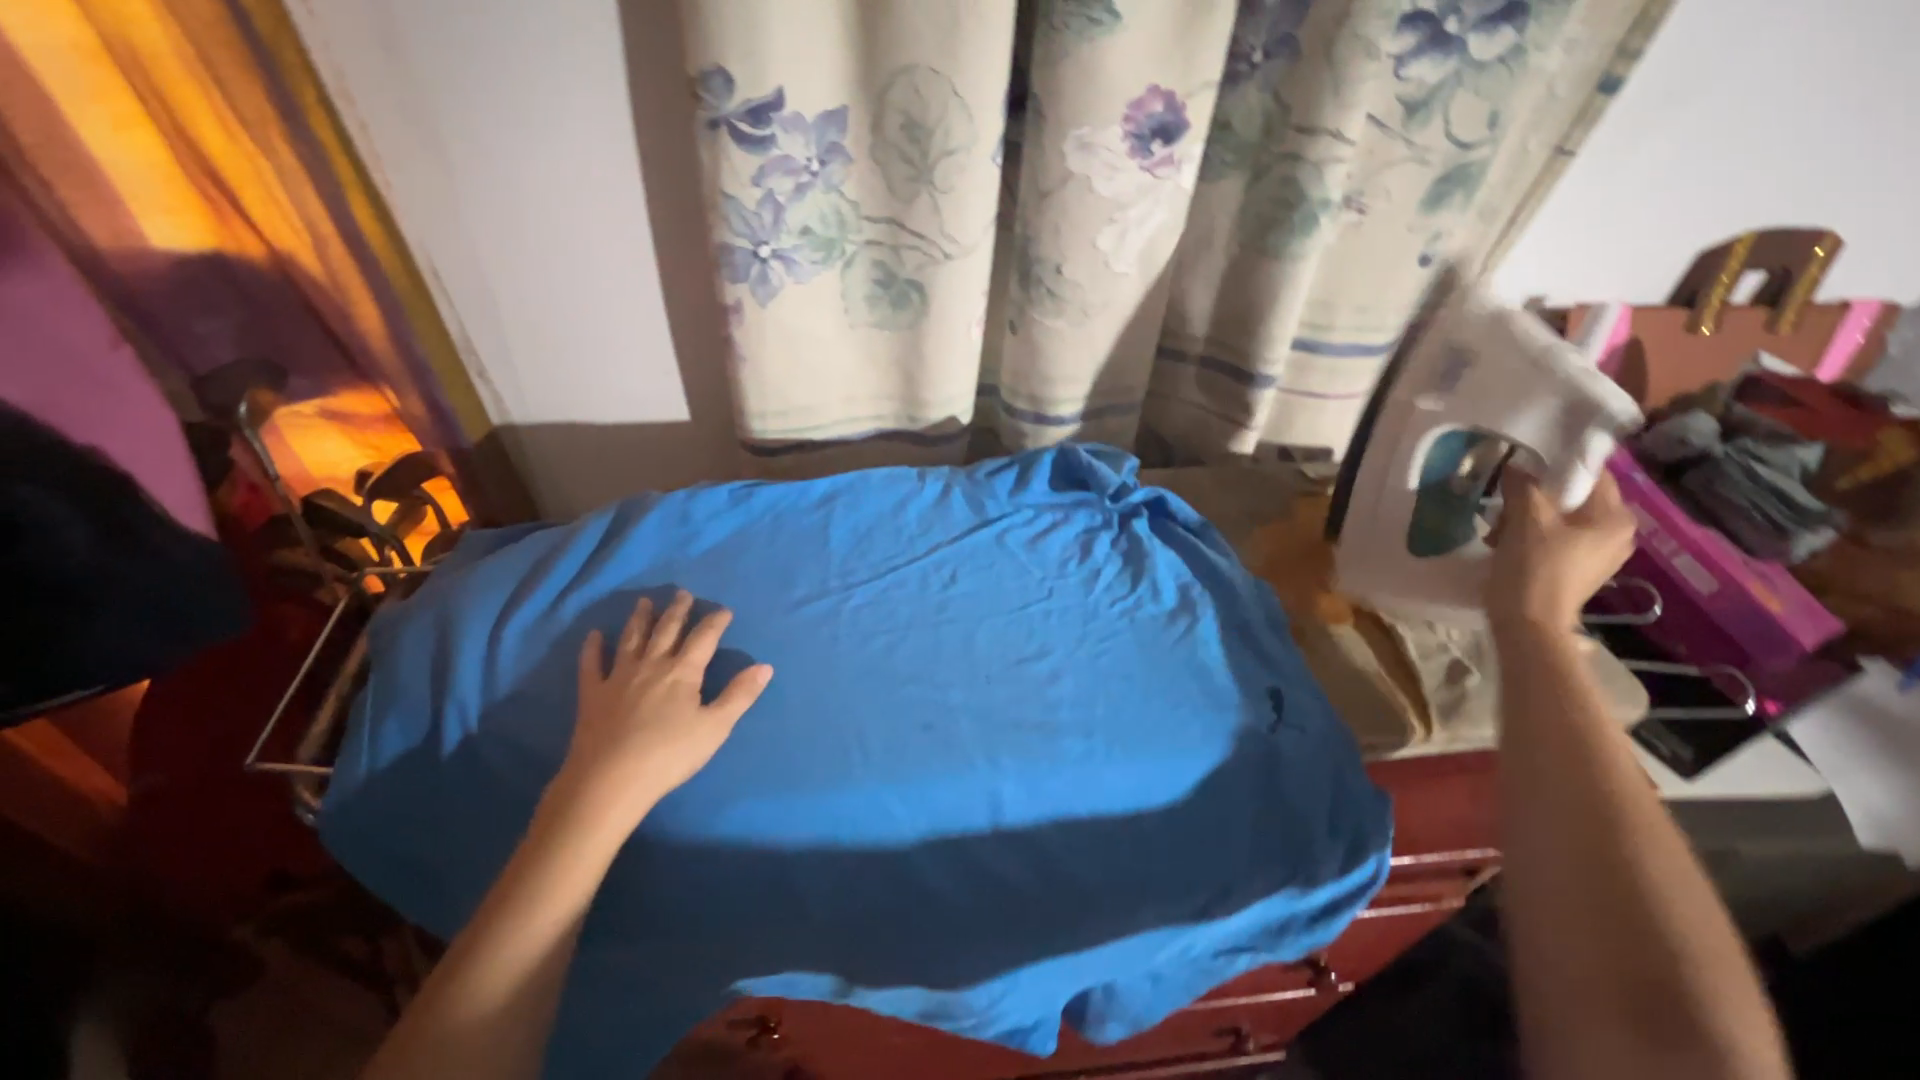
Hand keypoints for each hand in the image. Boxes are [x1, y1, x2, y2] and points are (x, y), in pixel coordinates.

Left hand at [557, 590, 772, 818]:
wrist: (610, 779)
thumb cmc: (669, 755)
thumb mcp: (715, 727)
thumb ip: (739, 695)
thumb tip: (765, 666)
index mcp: (683, 672)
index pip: (703, 638)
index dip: (715, 622)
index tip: (724, 610)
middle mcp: (651, 665)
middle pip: (666, 631)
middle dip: (677, 610)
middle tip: (682, 593)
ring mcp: (617, 677)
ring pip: (631, 639)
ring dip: (640, 619)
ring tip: (644, 602)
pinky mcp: (592, 694)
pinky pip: (591, 664)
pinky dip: (593, 647)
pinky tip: (595, 635)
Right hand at [1488, 470, 1636, 635]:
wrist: (1528, 624)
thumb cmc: (1534, 567)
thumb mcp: (1525, 517)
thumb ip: (1522, 484)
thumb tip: (1515, 465)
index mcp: (1616, 517)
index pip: (1591, 473)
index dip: (1555, 466)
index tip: (1522, 470)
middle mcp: (1618, 534)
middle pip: (1573, 498)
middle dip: (1534, 499)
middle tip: (1505, 508)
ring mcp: (1601, 556)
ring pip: (1561, 520)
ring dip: (1527, 520)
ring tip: (1500, 532)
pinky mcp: (1580, 572)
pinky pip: (1557, 541)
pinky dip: (1532, 539)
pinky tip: (1508, 548)